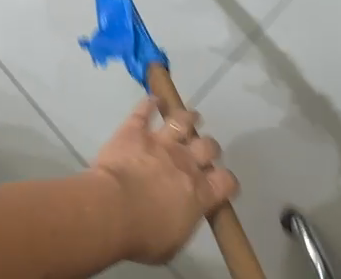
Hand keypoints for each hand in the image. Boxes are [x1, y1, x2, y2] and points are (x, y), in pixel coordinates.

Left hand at [90, 97, 239, 263]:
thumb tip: (181, 216)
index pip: (226, 182)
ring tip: (190, 116)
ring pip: (181, 121)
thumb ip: (182, 222)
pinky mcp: (134, 130)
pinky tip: (152, 99)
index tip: (222, 181)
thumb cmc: (144, 234)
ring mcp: (160, 142)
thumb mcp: (173, 242)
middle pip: (207, 146)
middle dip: (208, 147)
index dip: (227, 180)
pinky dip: (148, 103)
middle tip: (204, 148)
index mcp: (199, 193)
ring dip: (187, 117)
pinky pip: (143, 111)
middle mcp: (185, 163)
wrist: (113, 208)